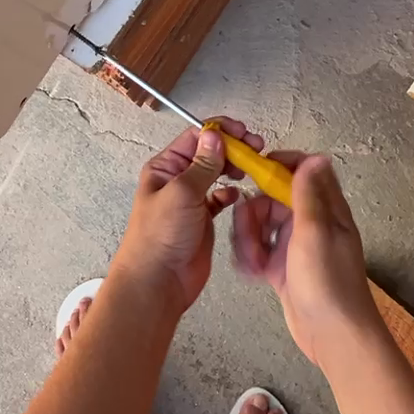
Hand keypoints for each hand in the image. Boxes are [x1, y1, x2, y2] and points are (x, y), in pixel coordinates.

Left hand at [111, 118, 264, 312]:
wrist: (158, 282)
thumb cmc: (160, 236)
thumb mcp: (182, 193)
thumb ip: (202, 163)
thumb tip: (215, 135)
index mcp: (165, 167)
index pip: (195, 137)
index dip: (220, 132)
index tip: (243, 133)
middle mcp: (178, 179)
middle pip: (209, 152)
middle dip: (232, 147)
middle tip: (256, 148)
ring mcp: (191, 199)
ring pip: (217, 173)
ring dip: (234, 167)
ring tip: (251, 168)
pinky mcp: (203, 219)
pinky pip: (220, 197)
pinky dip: (231, 193)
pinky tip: (238, 194)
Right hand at [230, 154, 380, 365]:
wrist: (332, 336)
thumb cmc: (328, 282)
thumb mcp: (315, 232)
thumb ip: (309, 194)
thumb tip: (315, 156)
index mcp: (326, 208)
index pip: (304, 171)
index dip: (280, 165)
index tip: (255, 172)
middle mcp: (311, 222)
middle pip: (273, 198)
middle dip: (254, 212)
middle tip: (246, 231)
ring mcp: (295, 245)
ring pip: (261, 224)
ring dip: (249, 238)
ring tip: (252, 262)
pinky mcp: (282, 266)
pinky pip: (259, 249)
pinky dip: (251, 256)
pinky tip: (252, 272)